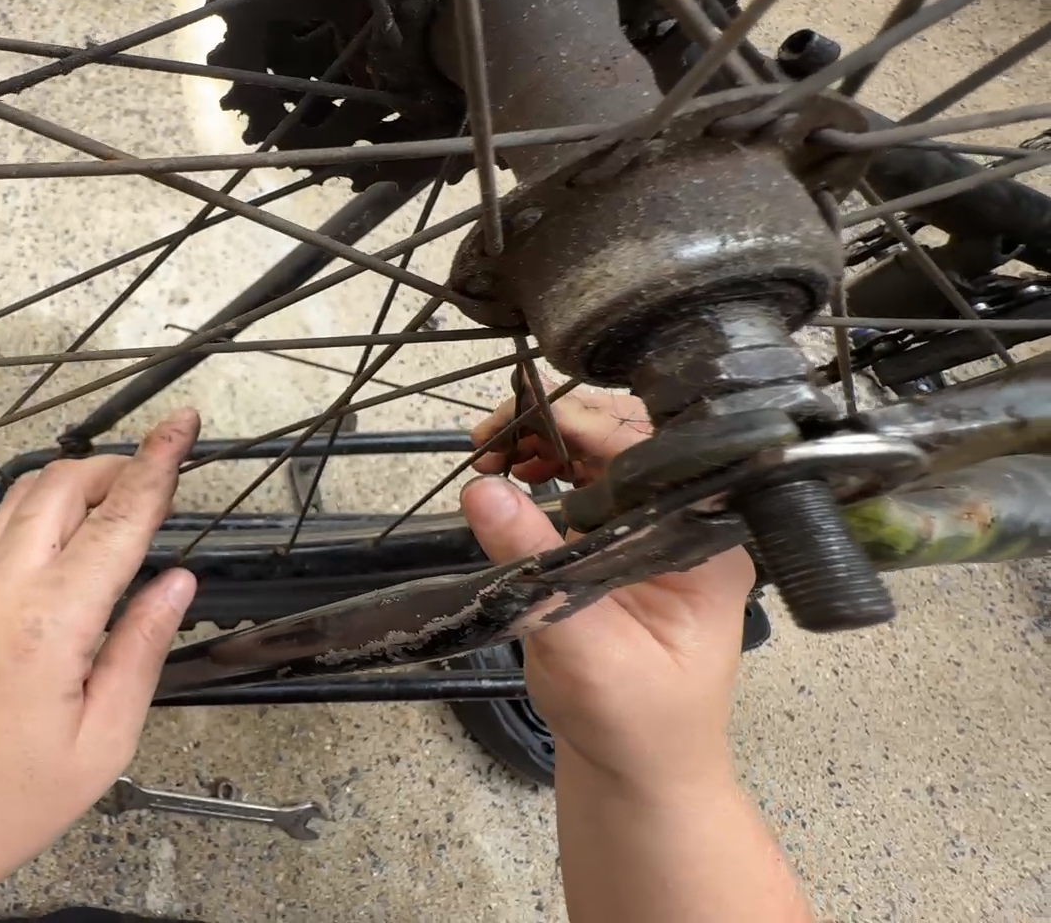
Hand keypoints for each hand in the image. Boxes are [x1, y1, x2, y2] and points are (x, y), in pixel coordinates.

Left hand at [0, 411, 200, 922]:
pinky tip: (68, 533)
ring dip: (75, 480)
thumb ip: (142, 648)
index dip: (156, 466)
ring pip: (25, 496)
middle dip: (116, 463)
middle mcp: (1, 588)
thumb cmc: (8, 797)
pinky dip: (43, 508)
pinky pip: (1, 527)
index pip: (116, 520)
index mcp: (48, 622)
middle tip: (157, 468)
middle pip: (62, 485)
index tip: (180, 425)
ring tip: (118, 494)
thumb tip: (176, 584)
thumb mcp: (104, 739)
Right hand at [460, 386, 753, 794]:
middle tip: (490, 439)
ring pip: (598, 453)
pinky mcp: (611, 538)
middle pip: (625, 441)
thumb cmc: (628, 714)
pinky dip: (539, 465)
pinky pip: (578, 480)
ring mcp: (647, 528)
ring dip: (542, 440)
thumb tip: (480, 489)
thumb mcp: (580, 643)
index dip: (581, 429)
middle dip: (555, 424)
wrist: (634, 758)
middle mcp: (682, 523)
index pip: (648, 457)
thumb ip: (534, 565)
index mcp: (702, 542)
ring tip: (490, 452)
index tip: (514, 426)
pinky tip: (509, 470)